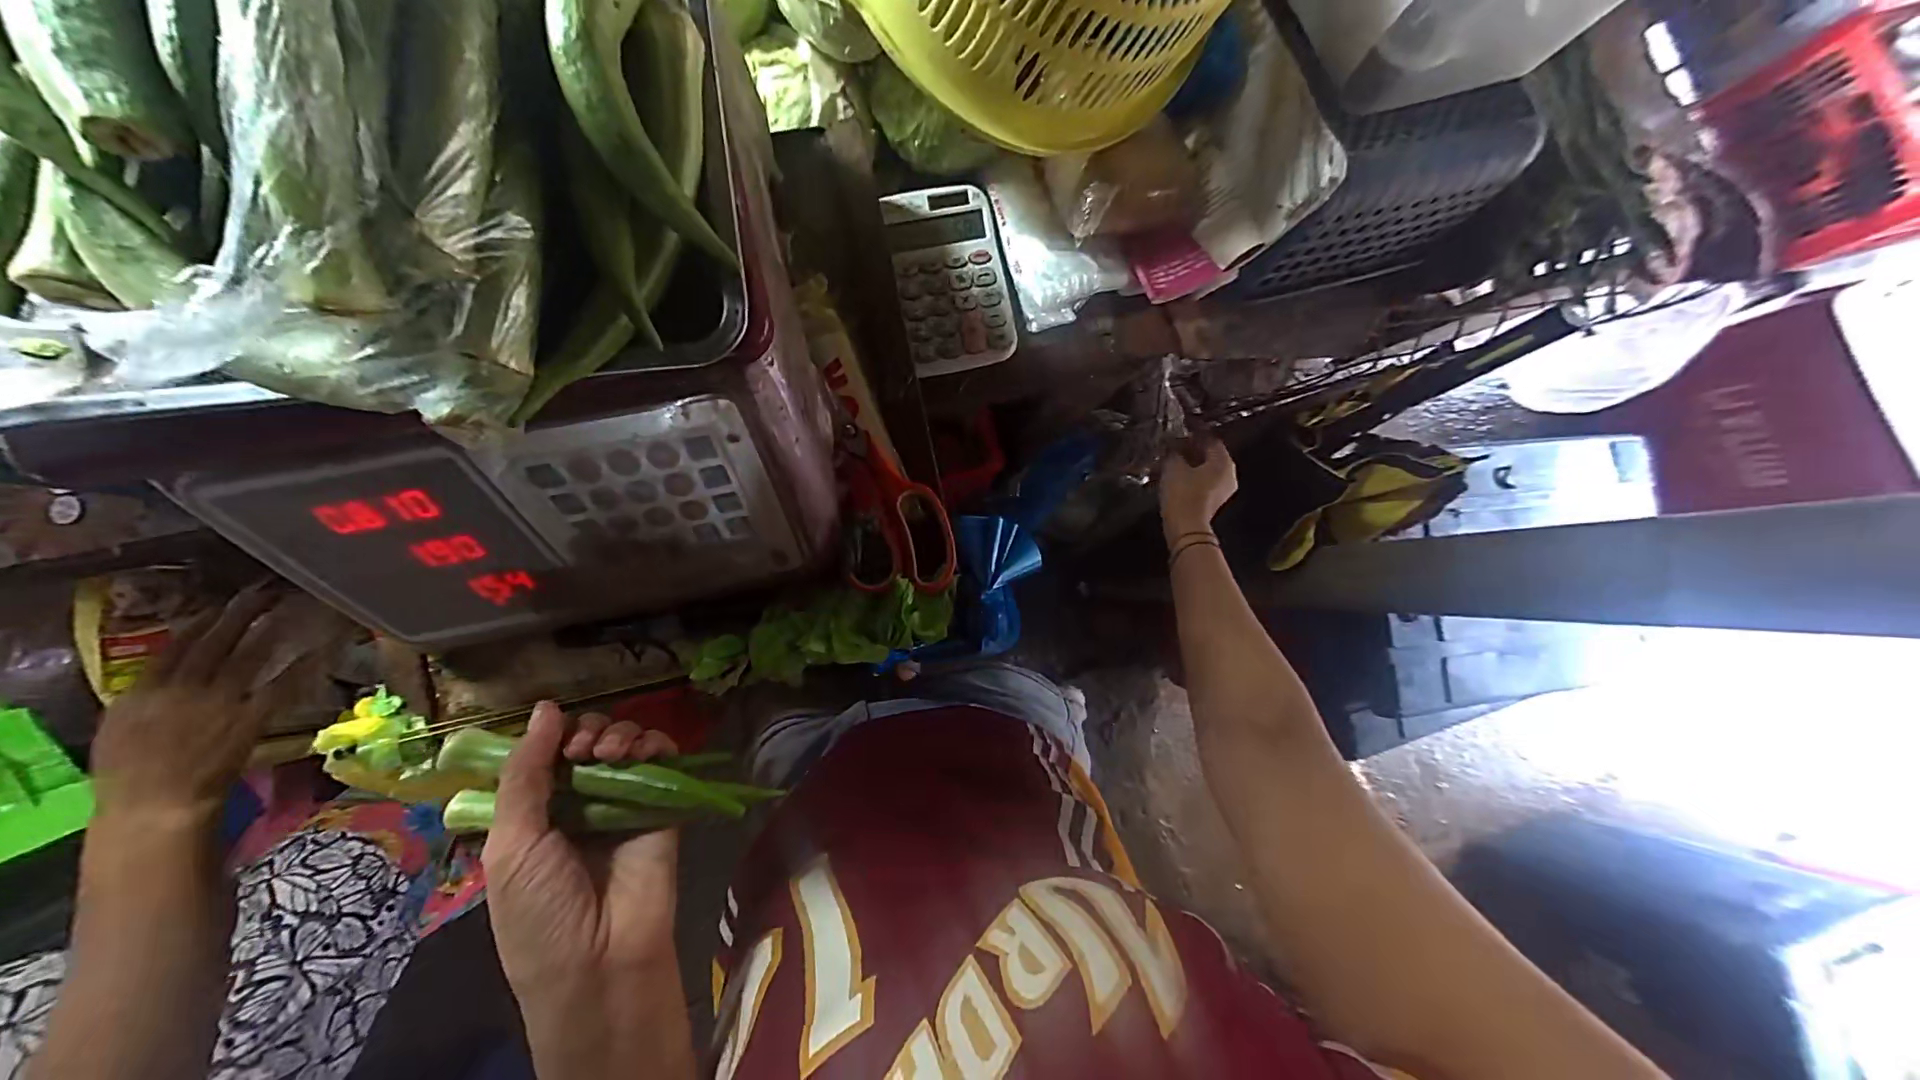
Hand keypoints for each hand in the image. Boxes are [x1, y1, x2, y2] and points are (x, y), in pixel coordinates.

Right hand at [90, 585, 282, 829]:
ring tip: (293, 606)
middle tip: (265, 590)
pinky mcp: (251, 717)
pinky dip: (303, 665)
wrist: (155, 805)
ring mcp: (219, 702)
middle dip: (242, 612)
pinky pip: (282, 684)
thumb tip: (172, 662)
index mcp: (143, 690)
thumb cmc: (133, 771)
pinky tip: (322, 648)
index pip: (177, 644)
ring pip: (251, 655)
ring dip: (274, 629)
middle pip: (217, 641)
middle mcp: (182, 689)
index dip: (203, 619)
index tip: (222, 601)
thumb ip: (147, 691)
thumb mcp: (122, 724)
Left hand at [483, 702, 686, 1065]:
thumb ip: (525, 775)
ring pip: (626, 742)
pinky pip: (663, 759)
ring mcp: (625, 800)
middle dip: (587, 731)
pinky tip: (640, 752)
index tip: (556, 737)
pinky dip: (655, 743)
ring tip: (609, 753)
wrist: (600, 957)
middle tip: (585, 751)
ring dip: (618, 733)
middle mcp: (581, 800)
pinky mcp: (663, 804)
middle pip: (588, 740)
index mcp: (537, 811)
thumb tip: (545, 708)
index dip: (551, 735)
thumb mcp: (512, 844)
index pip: (547, 753)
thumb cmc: (540, 911)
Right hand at [1160, 436, 1237, 541]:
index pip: (1210, 439)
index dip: (1193, 432)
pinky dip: (1190, 476)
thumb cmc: (1183, 493)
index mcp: (1224, 461)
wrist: (1186, 528)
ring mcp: (1223, 490)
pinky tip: (1174, 476)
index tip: (1180, 429)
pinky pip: (1202, 482)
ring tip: (1169, 460)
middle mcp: (1229, 474)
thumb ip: (1174, 451)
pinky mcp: (1213, 502)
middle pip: (1209, 455)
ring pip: (1205, 469)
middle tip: (1172, 444)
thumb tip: (1172, 444)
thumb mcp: (1173, 466)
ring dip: (1189, 464)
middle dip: (1190, 449)